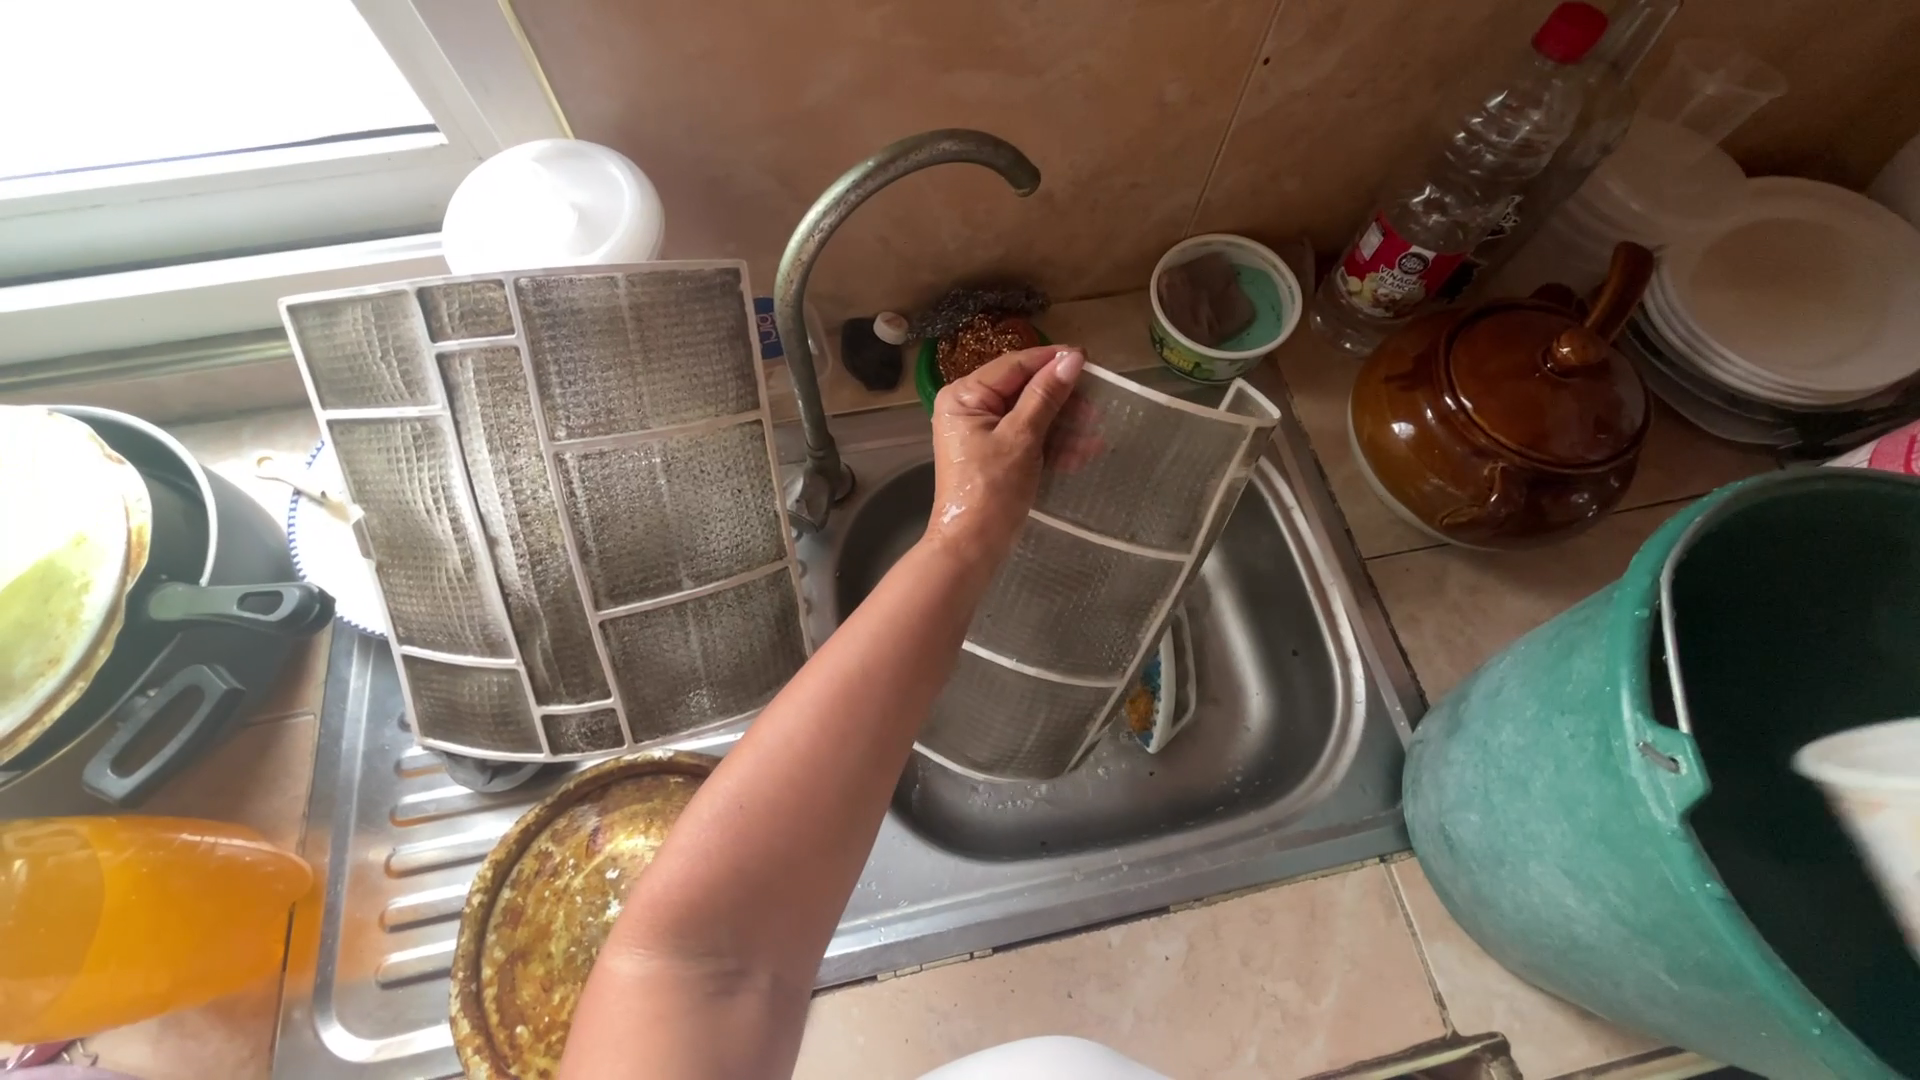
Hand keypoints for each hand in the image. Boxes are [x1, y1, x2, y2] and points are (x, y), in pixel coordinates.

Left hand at [926, 345, 1085, 561]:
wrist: (971, 547)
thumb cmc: (991, 490)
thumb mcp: (1021, 438)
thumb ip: (1046, 396)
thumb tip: (1072, 358)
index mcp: (964, 396)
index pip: (1014, 366)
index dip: (1051, 361)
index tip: (1089, 360)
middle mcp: (969, 409)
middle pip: (1024, 391)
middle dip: (1062, 401)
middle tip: (1096, 408)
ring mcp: (982, 434)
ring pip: (1031, 418)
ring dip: (1064, 427)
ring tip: (1095, 436)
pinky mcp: (996, 456)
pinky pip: (1028, 440)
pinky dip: (1053, 446)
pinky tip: (1083, 453)